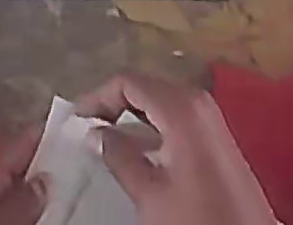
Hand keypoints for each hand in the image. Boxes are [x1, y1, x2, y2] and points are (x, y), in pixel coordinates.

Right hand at [76, 73, 275, 224]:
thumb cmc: (198, 219)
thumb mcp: (151, 193)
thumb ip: (119, 156)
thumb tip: (95, 134)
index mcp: (179, 106)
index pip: (128, 81)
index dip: (98, 96)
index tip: (77, 119)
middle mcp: (195, 99)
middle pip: (143, 86)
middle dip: (113, 102)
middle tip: (87, 126)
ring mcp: (208, 115)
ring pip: (158, 100)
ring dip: (130, 113)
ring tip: (104, 136)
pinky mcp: (214, 134)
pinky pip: (173, 114)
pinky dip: (150, 124)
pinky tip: (136, 148)